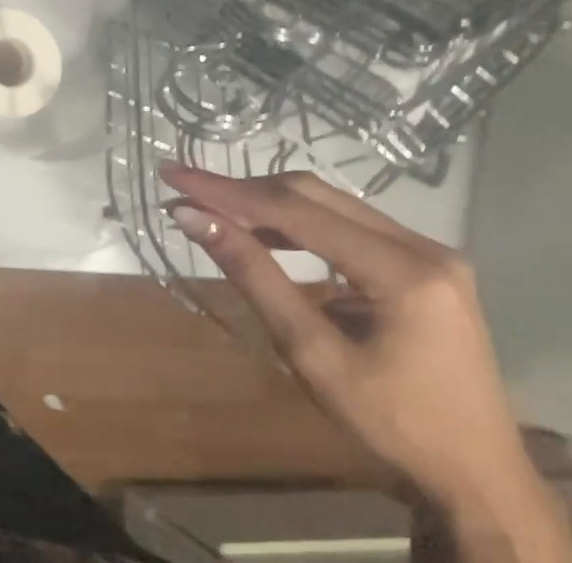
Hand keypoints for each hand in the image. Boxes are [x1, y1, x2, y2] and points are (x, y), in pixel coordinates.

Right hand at [162, 166, 569, 555]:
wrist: (473, 468)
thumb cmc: (389, 417)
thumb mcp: (308, 348)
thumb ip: (252, 274)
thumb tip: (191, 217)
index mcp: (403, 270)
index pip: (294, 210)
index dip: (225, 190)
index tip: (170, 175)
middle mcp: (424, 248)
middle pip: (314, 196)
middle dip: (241, 190)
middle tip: (181, 191)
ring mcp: (430, 255)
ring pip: (329, 205)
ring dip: (265, 204)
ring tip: (210, 211)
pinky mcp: (424, 267)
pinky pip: (347, 226)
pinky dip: (295, 224)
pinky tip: (261, 236)